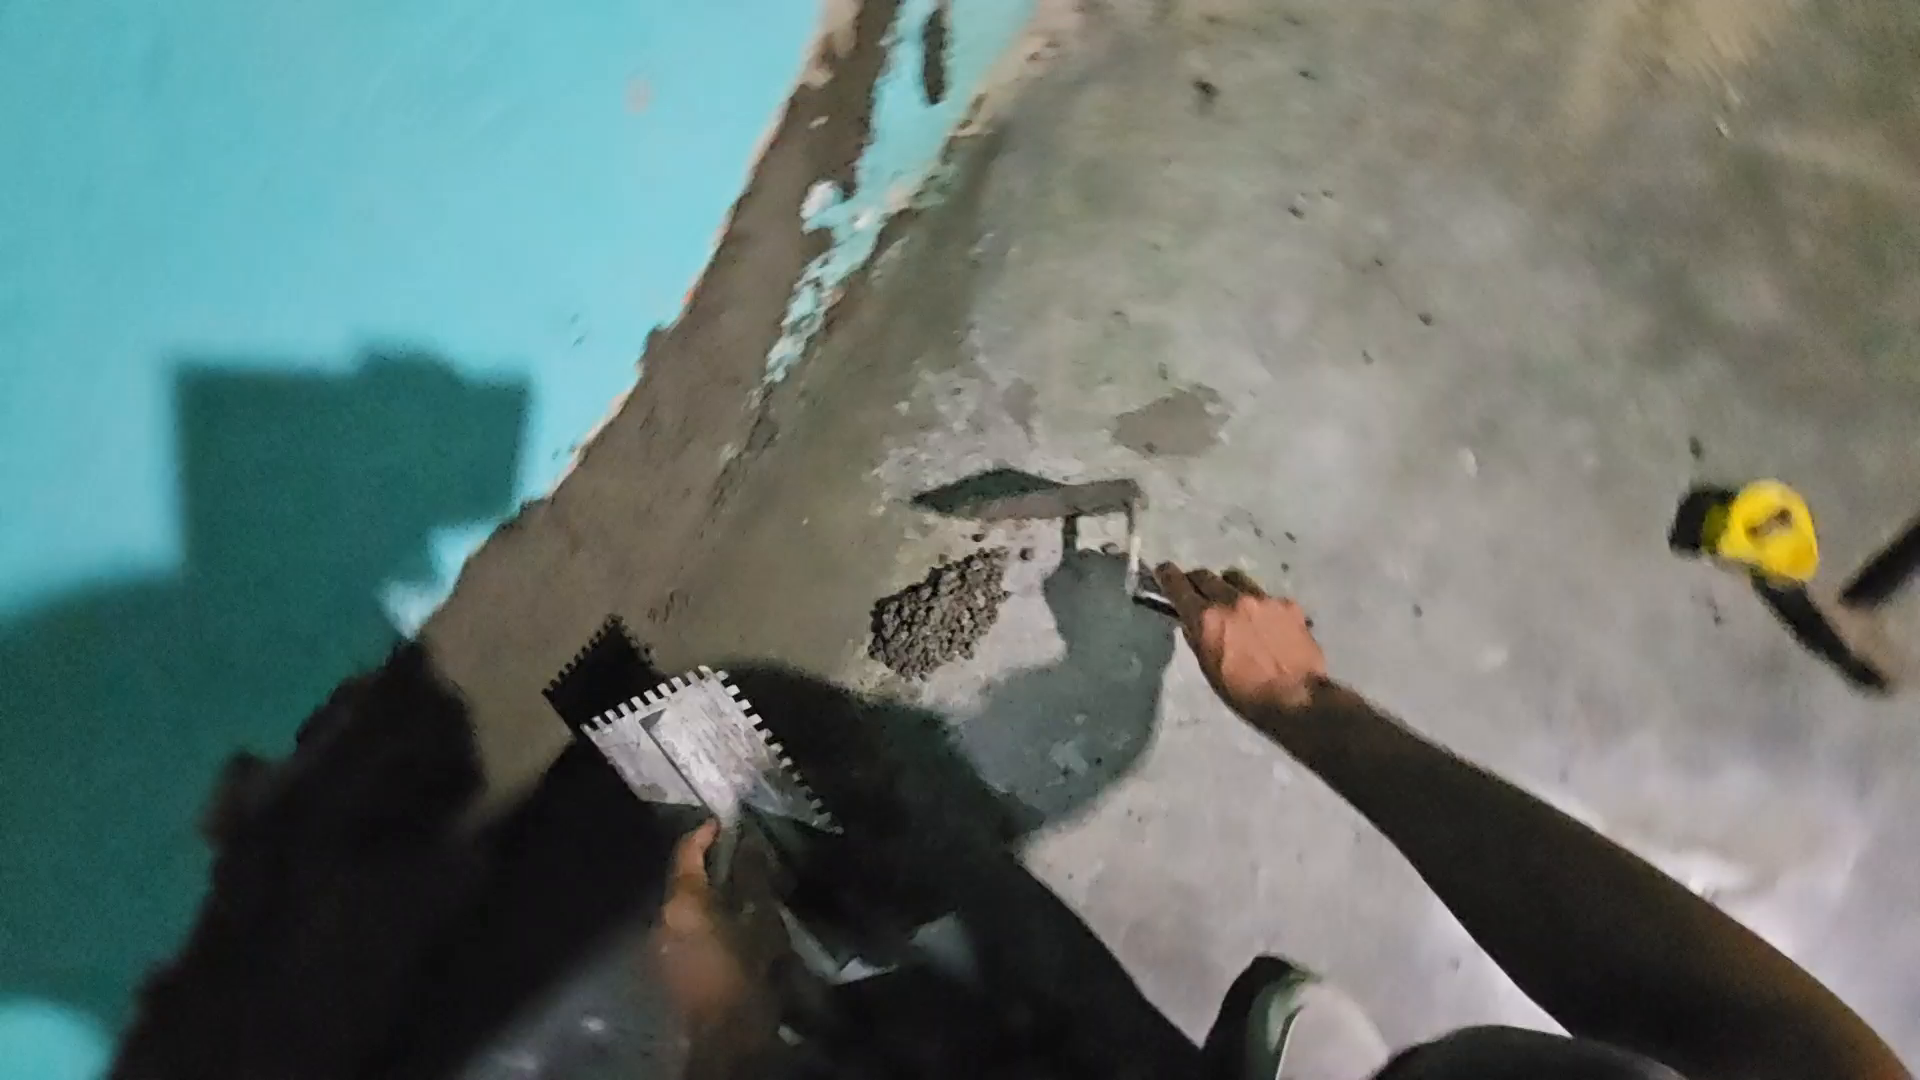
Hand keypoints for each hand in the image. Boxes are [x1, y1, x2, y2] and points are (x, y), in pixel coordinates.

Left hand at [649, 821, 781, 1033]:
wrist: (724, 1037)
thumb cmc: (745, 971)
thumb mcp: (759, 916)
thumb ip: (752, 875)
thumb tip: (748, 841)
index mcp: (682, 901)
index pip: (686, 851)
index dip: (705, 832)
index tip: (726, 822)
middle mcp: (661, 917)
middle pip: (682, 876)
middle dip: (709, 862)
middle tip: (740, 854)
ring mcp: (658, 943)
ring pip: (682, 902)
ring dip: (706, 889)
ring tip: (738, 887)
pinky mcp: (664, 964)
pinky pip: (681, 924)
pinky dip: (701, 912)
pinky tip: (726, 919)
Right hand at [1154, 564, 1327, 712]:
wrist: (1296, 699)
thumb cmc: (1243, 692)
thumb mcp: (1207, 667)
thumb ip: (1196, 636)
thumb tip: (1189, 619)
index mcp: (1206, 618)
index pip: (1178, 585)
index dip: (1167, 575)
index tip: (1164, 571)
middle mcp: (1231, 600)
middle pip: (1205, 575)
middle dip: (1197, 581)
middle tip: (1197, 592)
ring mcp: (1262, 599)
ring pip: (1236, 579)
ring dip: (1227, 587)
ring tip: (1233, 605)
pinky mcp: (1287, 604)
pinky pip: (1263, 596)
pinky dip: (1257, 605)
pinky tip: (1265, 624)